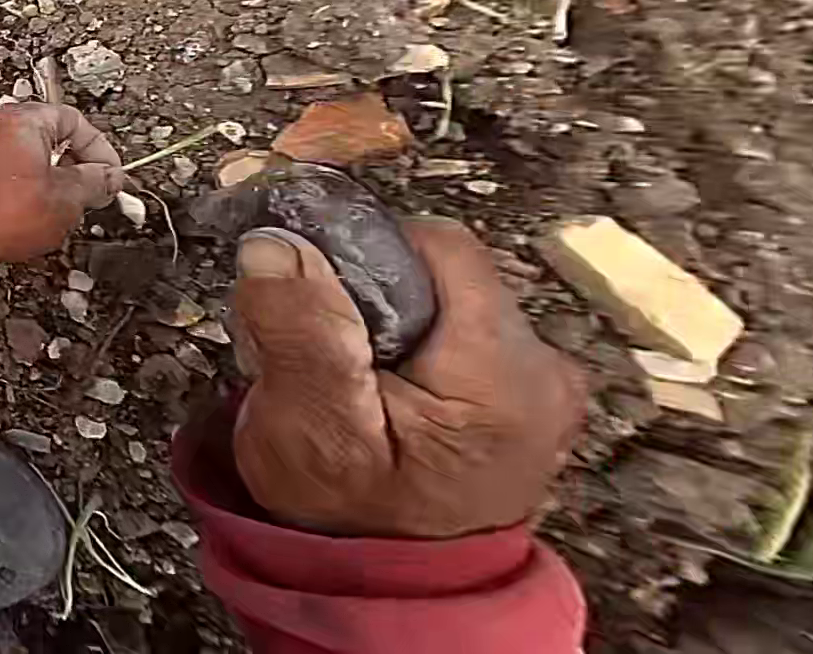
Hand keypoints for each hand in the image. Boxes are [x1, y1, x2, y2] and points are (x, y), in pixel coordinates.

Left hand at [0, 103, 123, 269]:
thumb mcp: (64, 200)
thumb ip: (94, 183)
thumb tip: (110, 177)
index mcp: (23, 119)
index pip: (75, 121)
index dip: (99, 149)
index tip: (110, 174)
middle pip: (50, 133)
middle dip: (75, 163)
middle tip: (90, 190)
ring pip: (27, 151)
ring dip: (50, 174)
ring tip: (60, 204)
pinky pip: (4, 164)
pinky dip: (23, 181)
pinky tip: (29, 208)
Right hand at [227, 217, 584, 538]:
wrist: (372, 568)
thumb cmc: (345, 511)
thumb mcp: (308, 426)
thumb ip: (299, 333)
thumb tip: (277, 245)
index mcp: (505, 377)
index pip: (436, 248)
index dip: (361, 251)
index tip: (312, 289)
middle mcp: (536, 367)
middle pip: (424, 265)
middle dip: (351, 284)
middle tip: (308, 340)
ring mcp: (523, 373)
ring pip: (419, 284)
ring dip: (356, 304)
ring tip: (324, 362)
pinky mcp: (499, 378)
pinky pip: (426, 313)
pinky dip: (375, 325)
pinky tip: (348, 368)